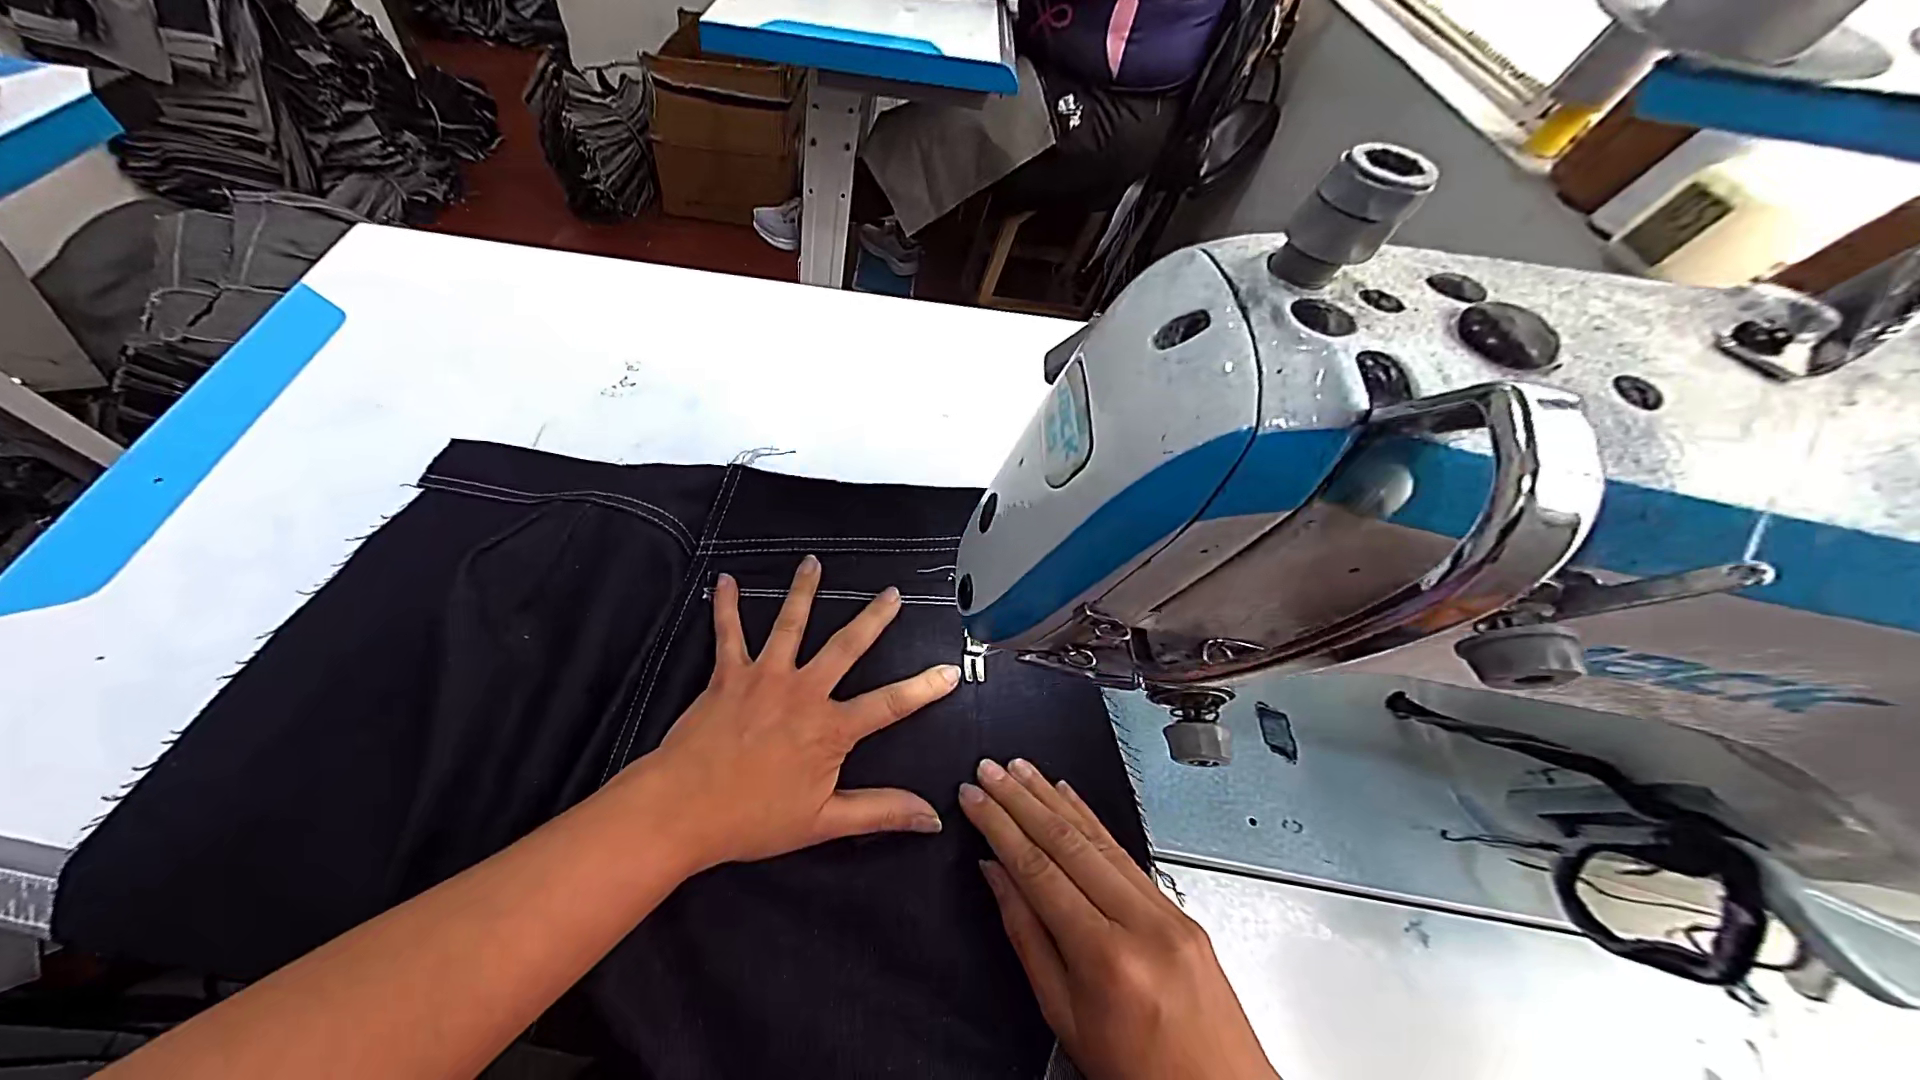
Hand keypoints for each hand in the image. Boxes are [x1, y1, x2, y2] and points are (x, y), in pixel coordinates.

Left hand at [618, 555, 959, 870]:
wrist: (679, 810)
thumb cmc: (749, 818)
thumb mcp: (823, 821)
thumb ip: (880, 812)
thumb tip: (929, 818)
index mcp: (829, 728)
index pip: (890, 705)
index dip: (924, 688)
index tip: (948, 671)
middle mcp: (802, 692)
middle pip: (847, 646)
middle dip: (874, 618)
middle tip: (892, 594)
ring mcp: (764, 677)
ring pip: (790, 624)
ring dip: (804, 591)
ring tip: (813, 564)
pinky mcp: (728, 675)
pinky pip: (727, 633)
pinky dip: (725, 606)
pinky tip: (724, 581)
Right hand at [960, 759, 1278, 1079]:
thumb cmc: (1144, 1077)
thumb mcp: (1065, 1018)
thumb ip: (1027, 937)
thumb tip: (997, 876)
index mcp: (1106, 958)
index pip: (1038, 869)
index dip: (999, 826)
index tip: (975, 798)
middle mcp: (1142, 924)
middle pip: (1067, 841)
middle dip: (1020, 798)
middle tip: (990, 769)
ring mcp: (1167, 911)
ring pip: (1098, 837)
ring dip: (1053, 797)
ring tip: (1022, 771)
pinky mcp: (1181, 909)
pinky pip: (1126, 851)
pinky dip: (1092, 819)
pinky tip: (1070, 796)